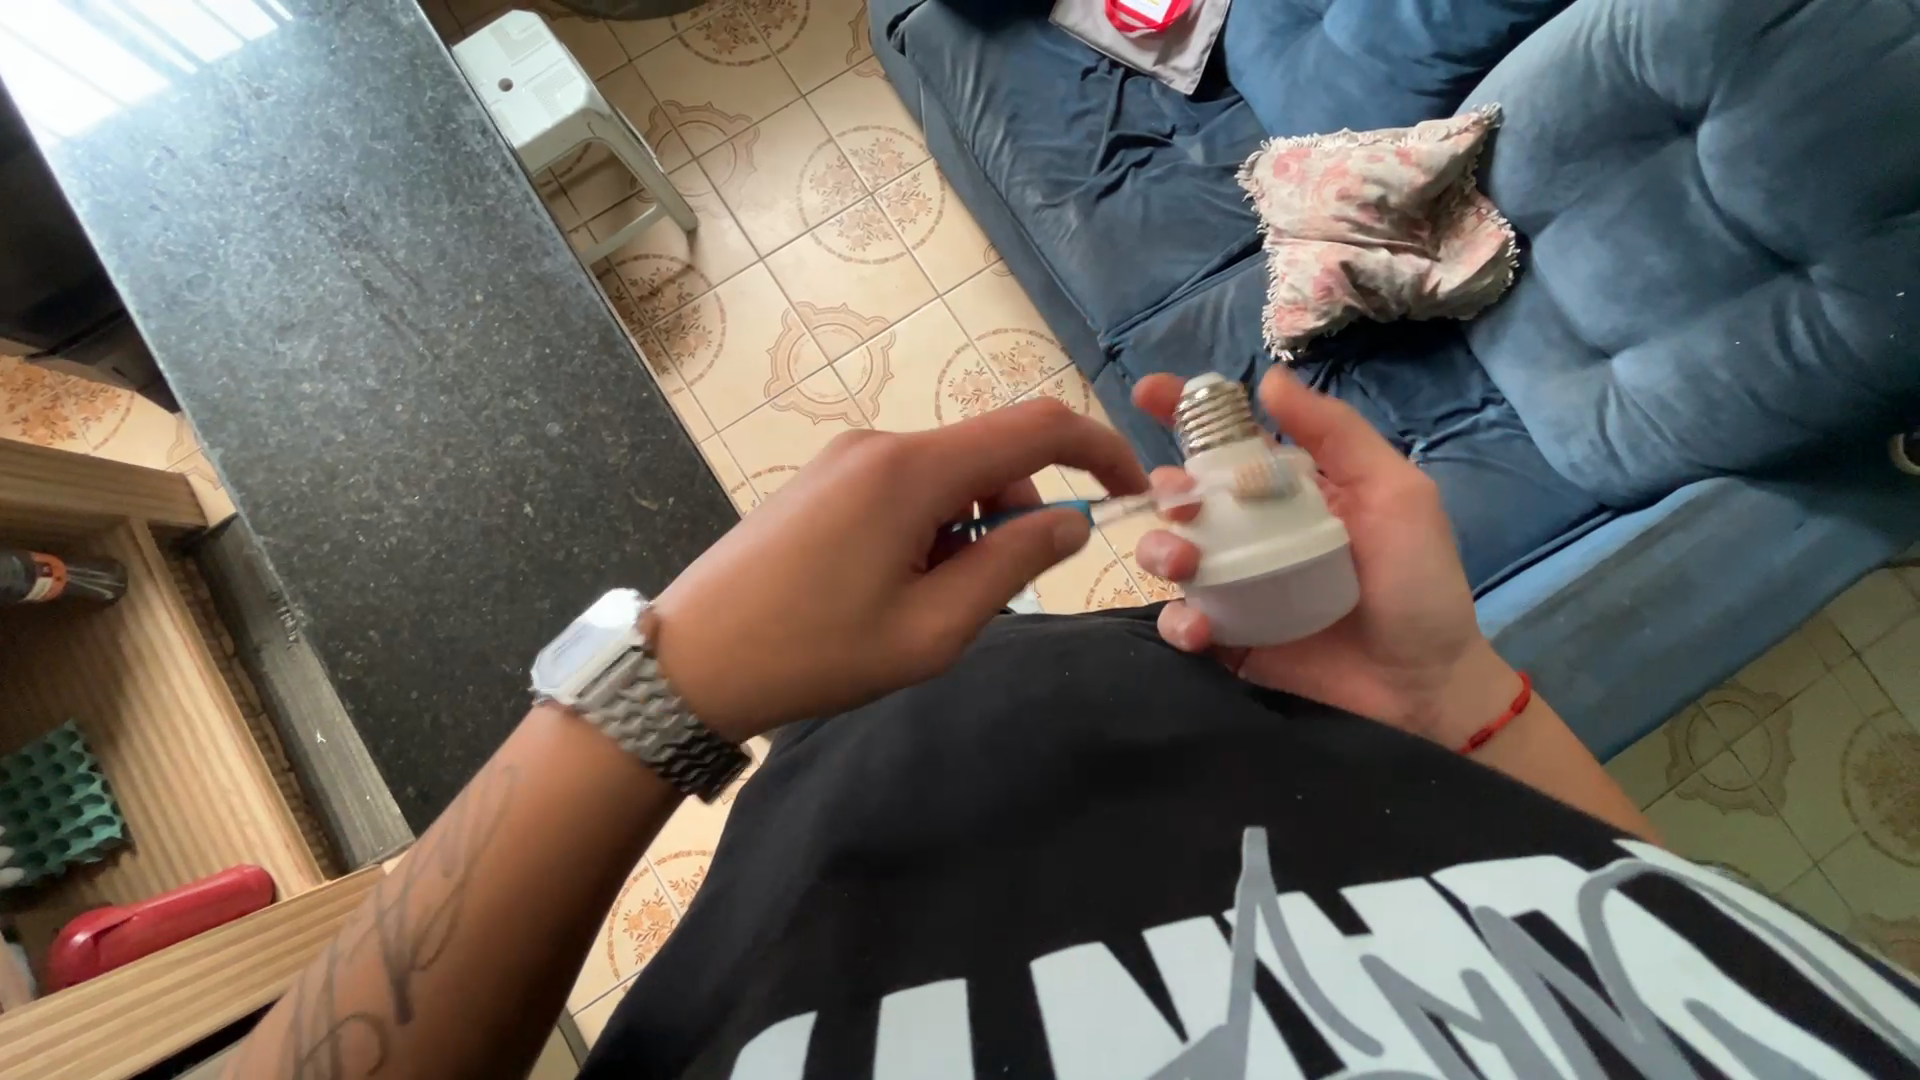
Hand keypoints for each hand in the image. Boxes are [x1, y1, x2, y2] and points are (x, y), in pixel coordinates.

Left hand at [649, 399, 1147, 741]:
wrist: (690, 660)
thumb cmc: (814, 653)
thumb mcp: (931, 629)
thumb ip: (1011, 566)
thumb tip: (1069, 522)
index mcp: (912, 470)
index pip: (1036, 427)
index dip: (1098, 450)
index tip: (1131, 490)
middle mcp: (882, 445)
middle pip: (990, 457)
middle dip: (1016, 517)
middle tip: (988, 594)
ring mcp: (847, 457)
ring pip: (949, 477)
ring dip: (969, 531)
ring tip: (926, 602)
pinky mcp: (826, 479)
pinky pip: (907, 488)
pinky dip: (931, 528)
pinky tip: (892, 584)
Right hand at [1132, 368, 1519, 746]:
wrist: (1421, 683)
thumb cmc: (1415, 582)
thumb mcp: (1394, 493)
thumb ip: (1337, 434)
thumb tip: (1270, 378)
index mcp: (1283, 491)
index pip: (1224, 442)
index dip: (1182, 412)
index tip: (1149, 392)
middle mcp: (1247, 531)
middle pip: (1182, 497)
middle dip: (1166, 491)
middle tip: (1180, 503)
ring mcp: (1231, 585)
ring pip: (1165, 553)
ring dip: (1161, 550)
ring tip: (1186, 565)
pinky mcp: (1223, 636)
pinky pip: (1178, 621)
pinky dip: (1178, 621)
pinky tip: (1202, 628)